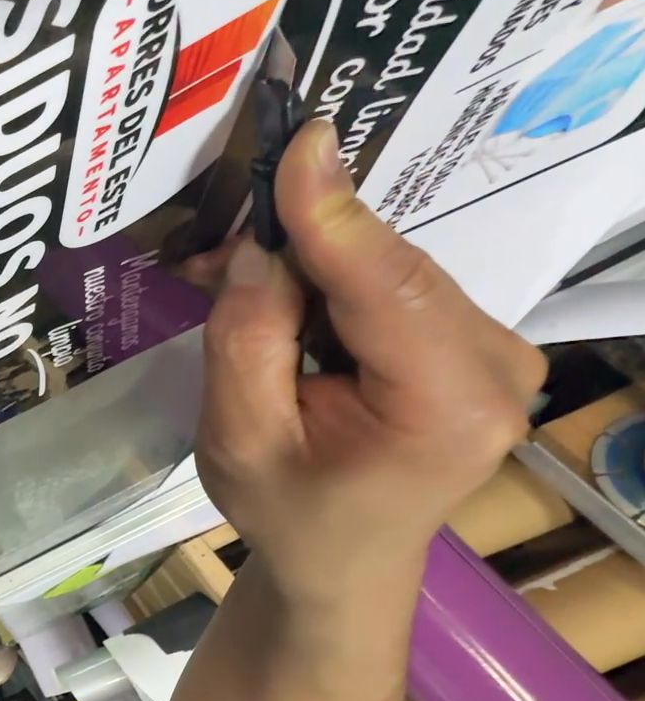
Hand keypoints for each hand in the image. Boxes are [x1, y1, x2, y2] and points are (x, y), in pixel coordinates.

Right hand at [195, 120, 546, 603]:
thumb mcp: (237, 435)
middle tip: (205, 253)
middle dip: (296, 246)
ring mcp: (492, 353)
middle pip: (388, 270)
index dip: (337, 215)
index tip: (299, 142)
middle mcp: (496, 367)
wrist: (338, 558)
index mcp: (445, 405)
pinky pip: (387, 287)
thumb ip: (246, 341)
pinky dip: (322, 282)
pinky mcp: (467, 345)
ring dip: (301, 266)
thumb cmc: (282, 510)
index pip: (388, 288)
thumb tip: (259, 249)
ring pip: (385, 271)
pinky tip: (270, 299)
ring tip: (222, 282)